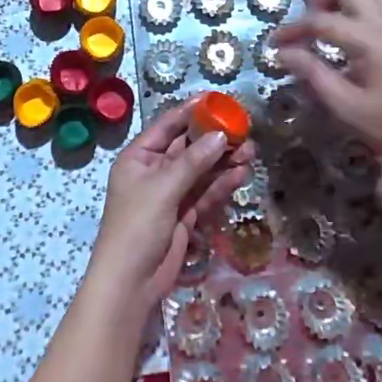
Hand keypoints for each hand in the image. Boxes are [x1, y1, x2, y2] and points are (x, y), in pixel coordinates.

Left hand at [88, 100, 253, 314]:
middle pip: (187, 148)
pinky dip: (222, 184)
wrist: (131, 281)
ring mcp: (169, 194)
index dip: (190, 113)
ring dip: (223, 161)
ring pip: (200, 171)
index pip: (167, 127)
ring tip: (250, 150)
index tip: (215, 100)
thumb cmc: (137, 225)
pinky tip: (241, 173)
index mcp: (138, 157)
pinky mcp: (184, 215)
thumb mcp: (163, 188)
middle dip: (213, 139)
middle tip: (242, 128)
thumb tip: (220, 135)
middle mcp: (153, 171)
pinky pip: (205, 193)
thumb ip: (193, 162)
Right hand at [272, 0, 381, 175]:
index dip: (292, 30)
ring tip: (328, 17)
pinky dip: (359, 0)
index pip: (320, 21)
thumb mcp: (344, 105)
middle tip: (306, 24)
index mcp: (369, 41)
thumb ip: (311, 73)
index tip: (274, 44)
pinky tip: (348, 26)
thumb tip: (281, 52)